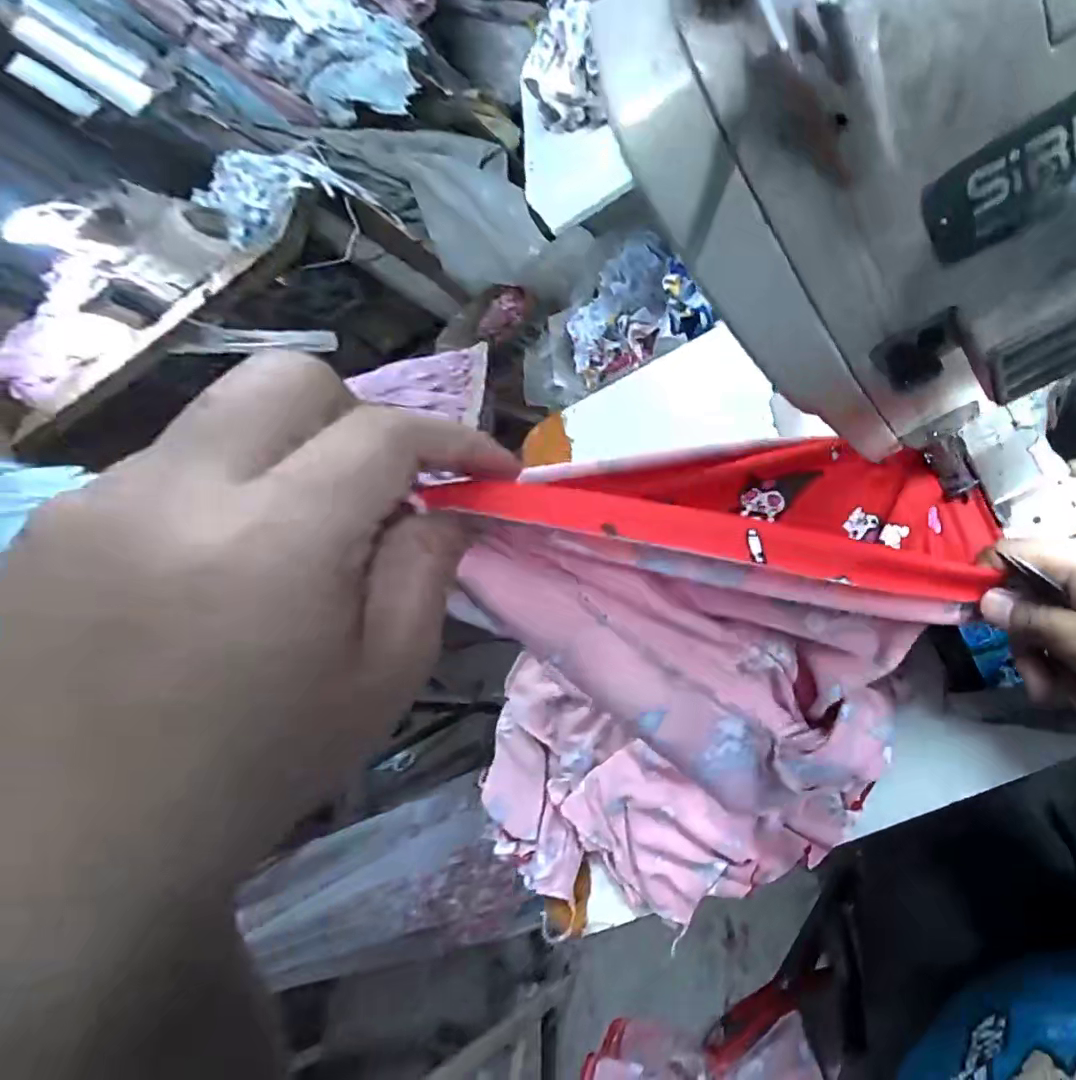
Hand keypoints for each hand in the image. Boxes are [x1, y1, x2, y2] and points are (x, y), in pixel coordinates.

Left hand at [0, 353, 518, 898]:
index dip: (459, 439)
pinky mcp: (58, 527)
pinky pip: (179, 464)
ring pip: (228, 416)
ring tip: (334, 529)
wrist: (65, 846)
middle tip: (407, 483)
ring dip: (306, 450)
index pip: (382, 432)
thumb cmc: (265, 759)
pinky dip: (245, 482)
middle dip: (371, 416)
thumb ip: (426, 567)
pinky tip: (254, 558)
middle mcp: (171, 494)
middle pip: (288, 380)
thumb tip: (451, 508)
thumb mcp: (388, 669)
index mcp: (272, 537)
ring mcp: (98, 503)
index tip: (498, 473)